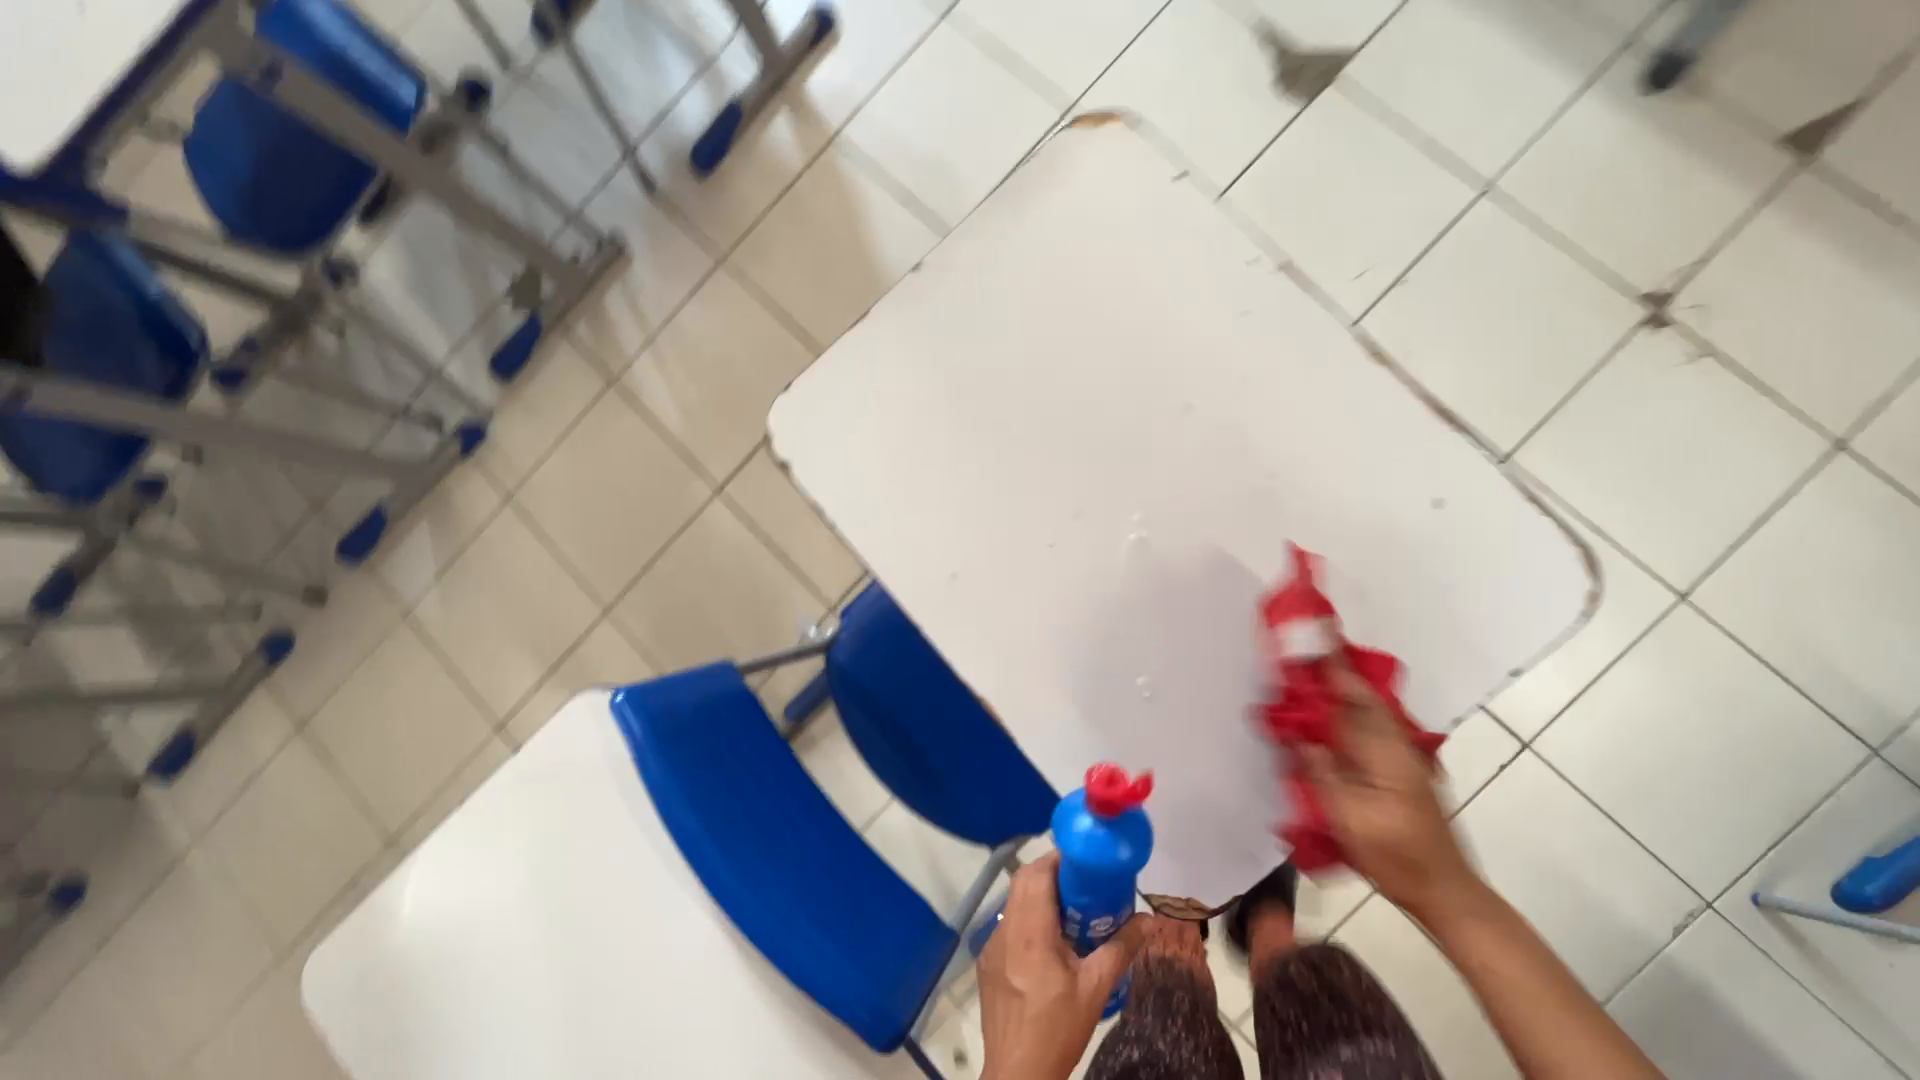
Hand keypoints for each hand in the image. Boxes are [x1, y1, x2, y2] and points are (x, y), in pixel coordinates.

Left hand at [978, 852, 1146, 1079]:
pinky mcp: (988, 962)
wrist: (1018, 1073)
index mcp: (1030, 933)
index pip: (1036, 874)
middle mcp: (1005, 931)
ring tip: (1072, 908)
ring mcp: (991, 947)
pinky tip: (1050, 940)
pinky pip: (1008, 926)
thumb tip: (1150, 920)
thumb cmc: (1059, 1029)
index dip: (1058, 859)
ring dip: (1039, 896)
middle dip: (1051, 873)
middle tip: (1083, 882)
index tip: (1084, 861)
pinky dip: (1028, 919)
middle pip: (1022, 882)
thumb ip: (1121, 948)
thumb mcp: (1095, 988)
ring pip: (1013, 903)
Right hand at [1300, 661, 1481, 919]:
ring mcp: (1405, 757)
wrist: (1445, 889)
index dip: (1330, 667)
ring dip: (1343, 689)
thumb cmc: (1393, 857)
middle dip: (1335, 670)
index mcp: (1384, 752)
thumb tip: (1300, 735)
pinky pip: (1373, 727)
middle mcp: (1397, 745)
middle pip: (1364, 697)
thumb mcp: (1347, 818)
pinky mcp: (1405, 770)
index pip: (1351, 697)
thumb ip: (1322, 772)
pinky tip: (1335, 717)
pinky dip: (1352, 711)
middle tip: (1305, 649)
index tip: (1310, 636)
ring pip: (1370, 711)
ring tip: (1313, 675)